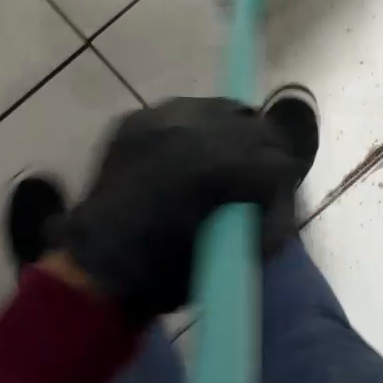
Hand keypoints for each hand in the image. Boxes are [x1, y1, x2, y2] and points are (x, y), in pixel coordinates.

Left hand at [58, 98, 298, 320]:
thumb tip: (285, 193)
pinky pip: (179, 111)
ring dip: (228, 131)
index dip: (282, 176)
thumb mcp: (232, 252)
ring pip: (218, 109)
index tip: (279, 190)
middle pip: (252, 125)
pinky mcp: (136, 119)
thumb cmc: (167, 273)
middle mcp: (193, 129)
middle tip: (256, 172)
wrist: (96, 271)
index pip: (276, 157)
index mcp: (220, 166)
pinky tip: (184, 153)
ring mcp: (160, 118)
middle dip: (261, 149)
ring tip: (222, 157)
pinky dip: (190, 129)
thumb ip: (267, 219)